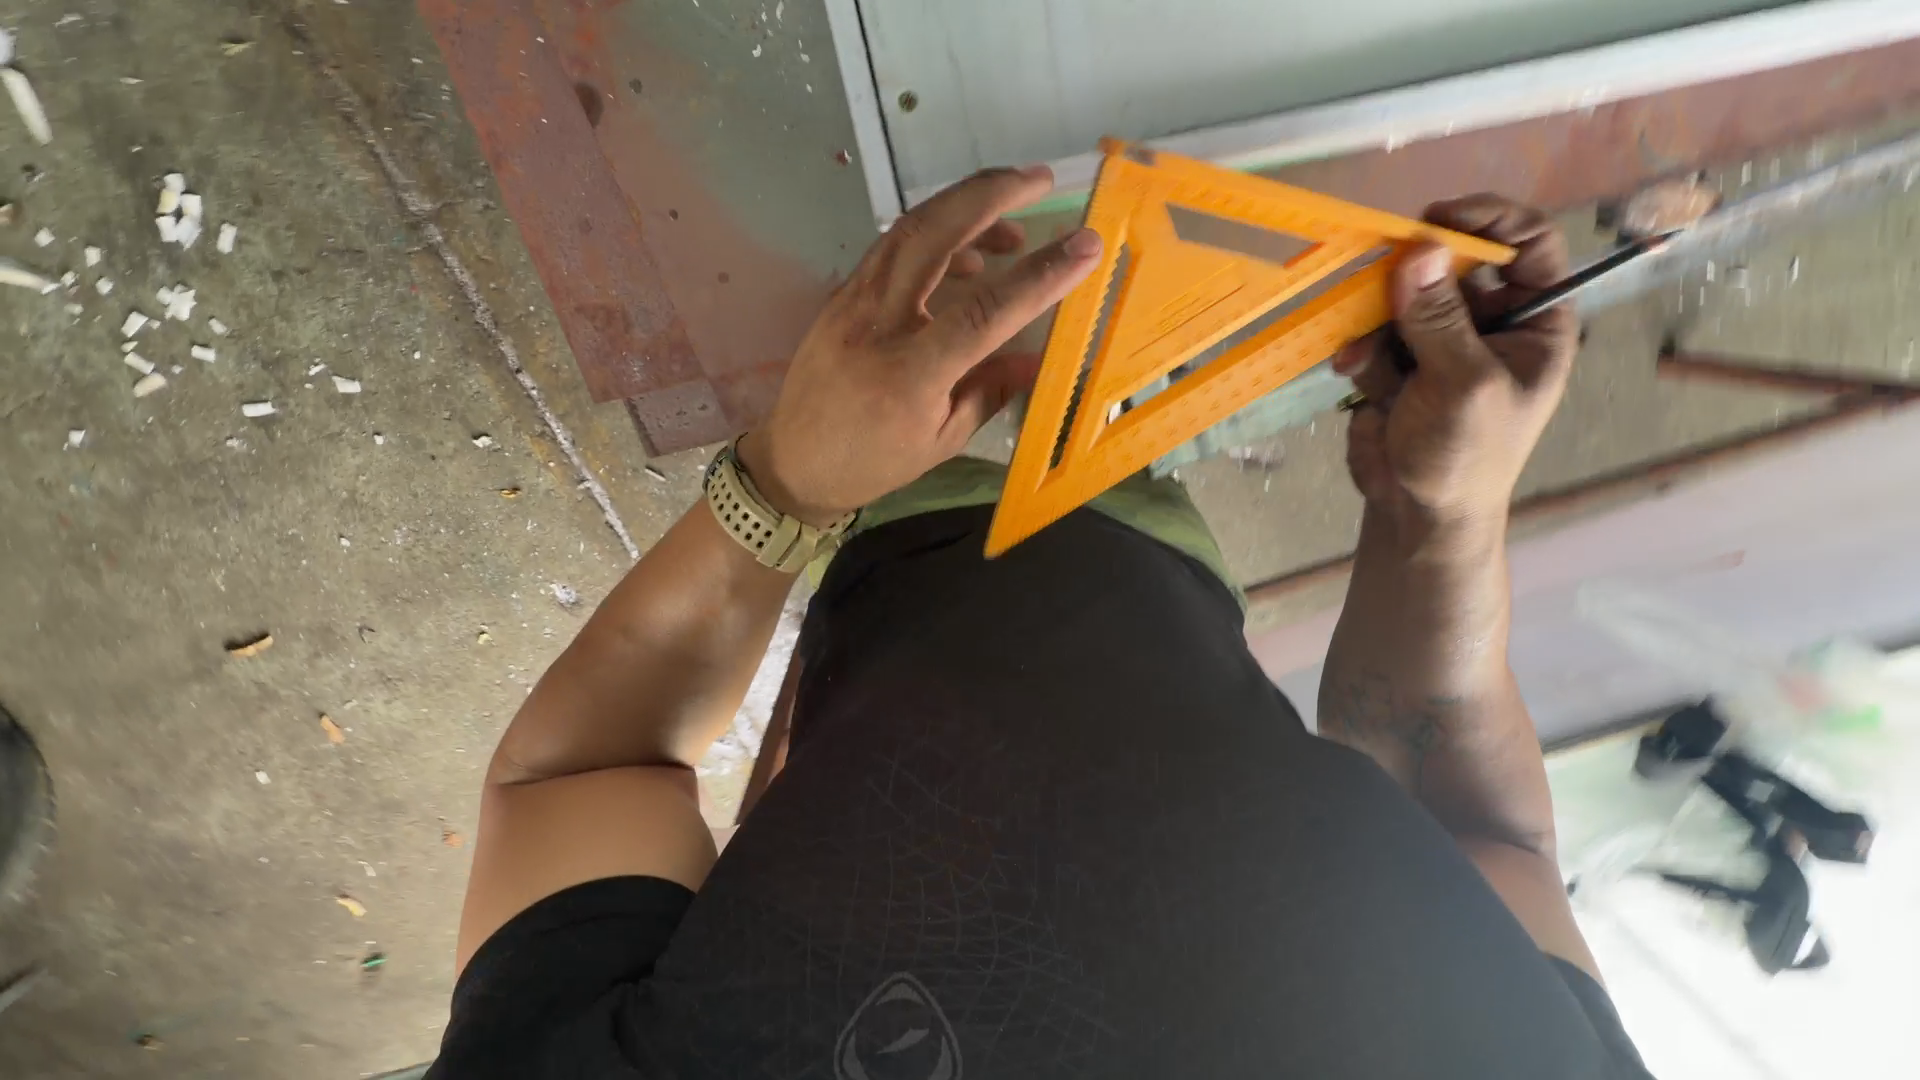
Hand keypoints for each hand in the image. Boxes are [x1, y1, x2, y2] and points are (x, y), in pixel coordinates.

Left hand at [736, 166, 1102, 524]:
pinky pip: (892, 246)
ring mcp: (853, 302)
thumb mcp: (941, 440)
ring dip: (964, 207)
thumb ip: (990, 391)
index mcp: (909, 376)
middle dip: (990, 193)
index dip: (1039, 276)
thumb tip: (1038, 358)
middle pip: (934, 234)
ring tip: (1013, 224)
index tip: (1085, 245)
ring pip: (909, 227)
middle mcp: (877, 325)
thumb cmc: (872, 462)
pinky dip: (935, 234)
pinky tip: (967, 254)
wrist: (794, 463)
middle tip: (1038, 178)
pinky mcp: (842, 294)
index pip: (983, 313)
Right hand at [1334, 195, 1576, 541]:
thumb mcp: (1463, 384)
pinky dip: (1358, 351)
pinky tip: (1351, 371)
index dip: (1489, 222)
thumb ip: (1438, 318)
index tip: (1436, 220)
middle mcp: (1487, 323)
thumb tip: (1420, 250)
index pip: (1527, 245)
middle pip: (1451, 268)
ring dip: (1376, 322)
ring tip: (1360, 356)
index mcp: (1534, 321)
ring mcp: (1437, 344)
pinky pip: (1372, 336)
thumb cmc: (1465, 454)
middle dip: (1411, 279)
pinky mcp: (1394, 366)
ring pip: (1401, 300)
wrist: (1416, 512)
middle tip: (1378, 280)